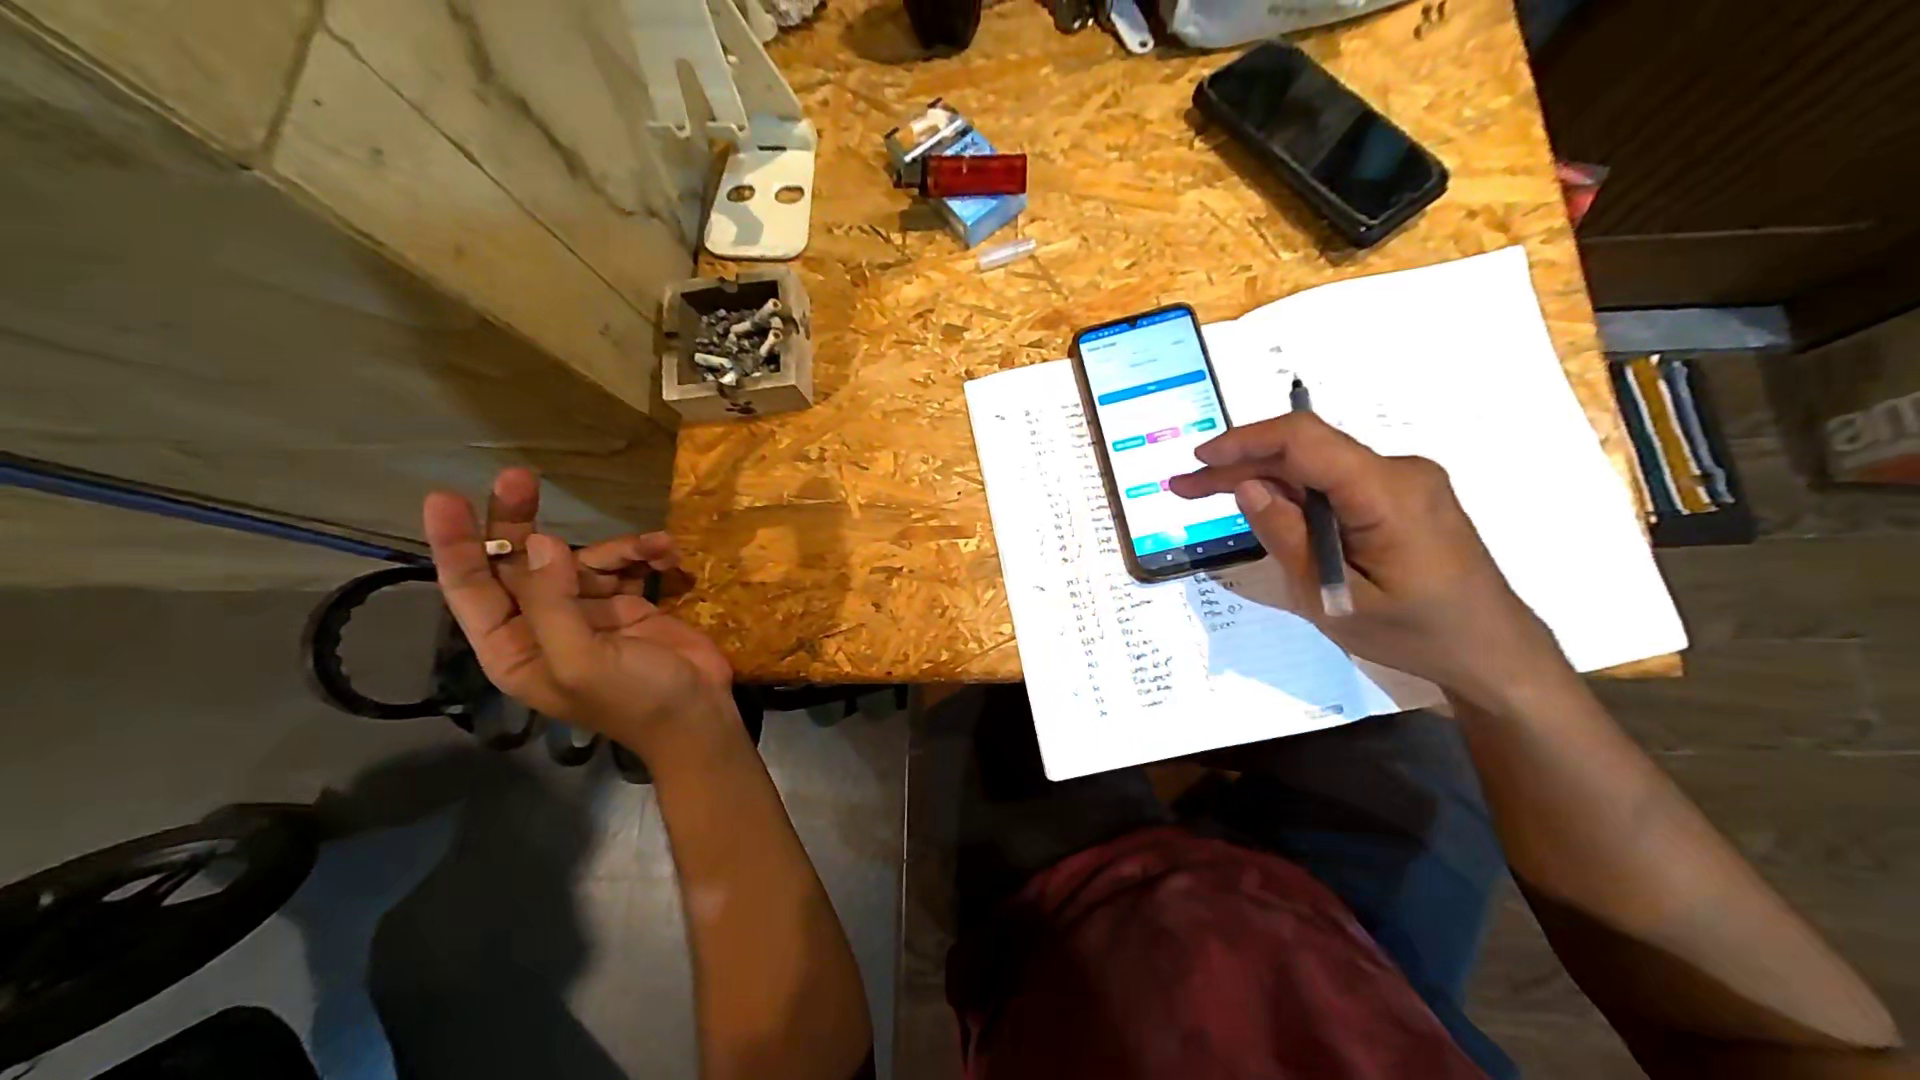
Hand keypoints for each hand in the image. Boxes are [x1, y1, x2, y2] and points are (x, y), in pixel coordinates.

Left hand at [422, 468, 734, 752]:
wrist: (699, 714)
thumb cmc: (633, 698)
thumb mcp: (581, 660)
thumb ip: (553, 602)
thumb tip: (541, 542)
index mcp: (516, 648)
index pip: (471, 590)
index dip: (456, 544)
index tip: (446, 498)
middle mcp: (545, 624)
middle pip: (520, 562)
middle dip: (520, 522)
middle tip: (519, 478)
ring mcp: (590, 611)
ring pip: (584, 559)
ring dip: (619, 547)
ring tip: (655, 547)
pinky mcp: (631, 603)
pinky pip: (628, 565)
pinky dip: (647, 555)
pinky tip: (671, 556)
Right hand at [1169, 413, 1569, 707]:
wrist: (1492, 651)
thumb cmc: (1415, 633)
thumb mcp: (1333, 598)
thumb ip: (1288, 539)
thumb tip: (1247, 488)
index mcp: (1387, 493)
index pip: (1306, 441)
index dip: (1246, 442)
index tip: (1200, 460)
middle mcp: (1399, 472)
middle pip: (1306, 452)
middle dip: (1241, 465)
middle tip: (1187, 488)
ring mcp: (1405, 482)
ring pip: (1318, 467)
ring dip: (1264, 480)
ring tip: (1213, 498)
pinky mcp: (1402, 496)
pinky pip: (1336, 483)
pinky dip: (1294, 494)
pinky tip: (1268, 512)